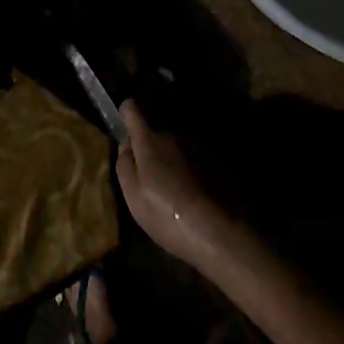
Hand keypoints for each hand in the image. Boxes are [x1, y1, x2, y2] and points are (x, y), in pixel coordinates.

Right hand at [115, 100, 241, 269]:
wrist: (219, 234)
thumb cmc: (166, 214)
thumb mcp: (133, 195)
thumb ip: (124, 164)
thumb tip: (126, 145)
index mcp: (149, 140)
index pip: (132, 109)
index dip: (125, 115)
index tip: (124, 131)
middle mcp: (173, 136)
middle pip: (155, 132)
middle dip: (149, 148)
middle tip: (148, 177)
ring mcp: (197, 148)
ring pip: (175, 148)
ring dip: (170, 161)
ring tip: (172, 191)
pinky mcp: (216, 163)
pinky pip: (193, 160)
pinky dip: (188, 171)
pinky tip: (191, 197)